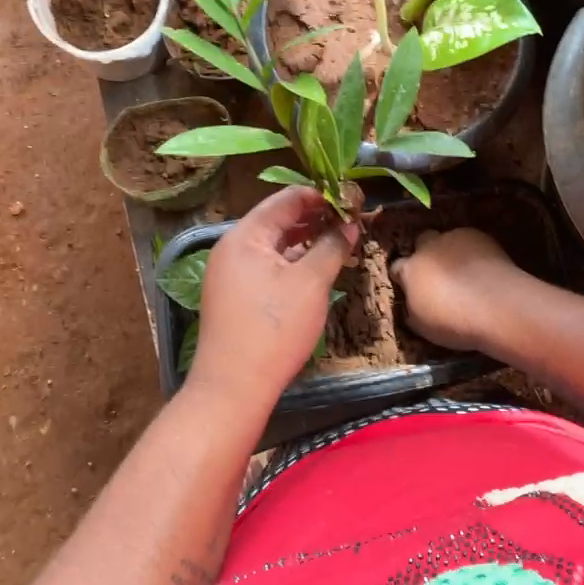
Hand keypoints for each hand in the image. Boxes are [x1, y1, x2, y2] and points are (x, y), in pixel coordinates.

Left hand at [187, 186, 358, 405]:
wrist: (233, 388)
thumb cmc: (274, 329)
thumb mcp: (311, 283)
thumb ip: (332, 246)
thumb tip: (349, 223)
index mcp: (244, 236)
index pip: (286, 199)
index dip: (321, 195)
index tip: (352, 199)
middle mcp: (232, 248)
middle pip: (278, 220)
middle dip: (316, 218)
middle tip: (351, 220)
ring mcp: (231, 273)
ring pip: (275, 245)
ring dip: (306, 241)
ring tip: (341, 241)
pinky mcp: (235, 296)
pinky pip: (267, 266)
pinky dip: (293, 262)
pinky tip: (317, 268)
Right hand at [390, 228, 516, 351]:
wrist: (496, 305)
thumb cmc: (453, 321)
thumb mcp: (422, 326)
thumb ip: (412, 308)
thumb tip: (411, 304)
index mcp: (410, 269)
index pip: (397, 267)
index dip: (403, 277)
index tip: (409, 287)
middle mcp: (429, 247)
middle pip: (422, 242)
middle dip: (426, 253)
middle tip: (438, 274)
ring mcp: (455, 238)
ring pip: (448, 239)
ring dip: (451, 251)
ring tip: (464, 272)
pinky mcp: (481, 236)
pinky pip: (471, 241)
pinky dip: (473, 252)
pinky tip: (482, 268)